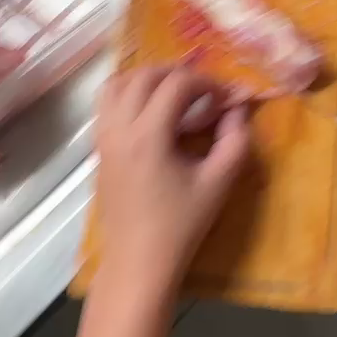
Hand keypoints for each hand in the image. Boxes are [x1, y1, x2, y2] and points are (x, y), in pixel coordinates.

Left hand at [94, 65, 251, 293]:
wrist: (138, 263)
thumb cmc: (181, 225)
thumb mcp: (218, 182)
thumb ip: (235, 140)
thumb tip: (237, 108)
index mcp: (148, 135)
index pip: (177, 84)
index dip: (206, 82)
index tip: (225, 99)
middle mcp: (119, 128)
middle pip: (145, 75)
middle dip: (178, 73)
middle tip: (203, 91)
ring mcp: (104, 137)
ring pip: (119, 83)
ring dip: (149, 78)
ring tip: (175, 94)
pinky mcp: (99, 148)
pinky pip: (107, 103)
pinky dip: (129, 93)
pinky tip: (152, 112)